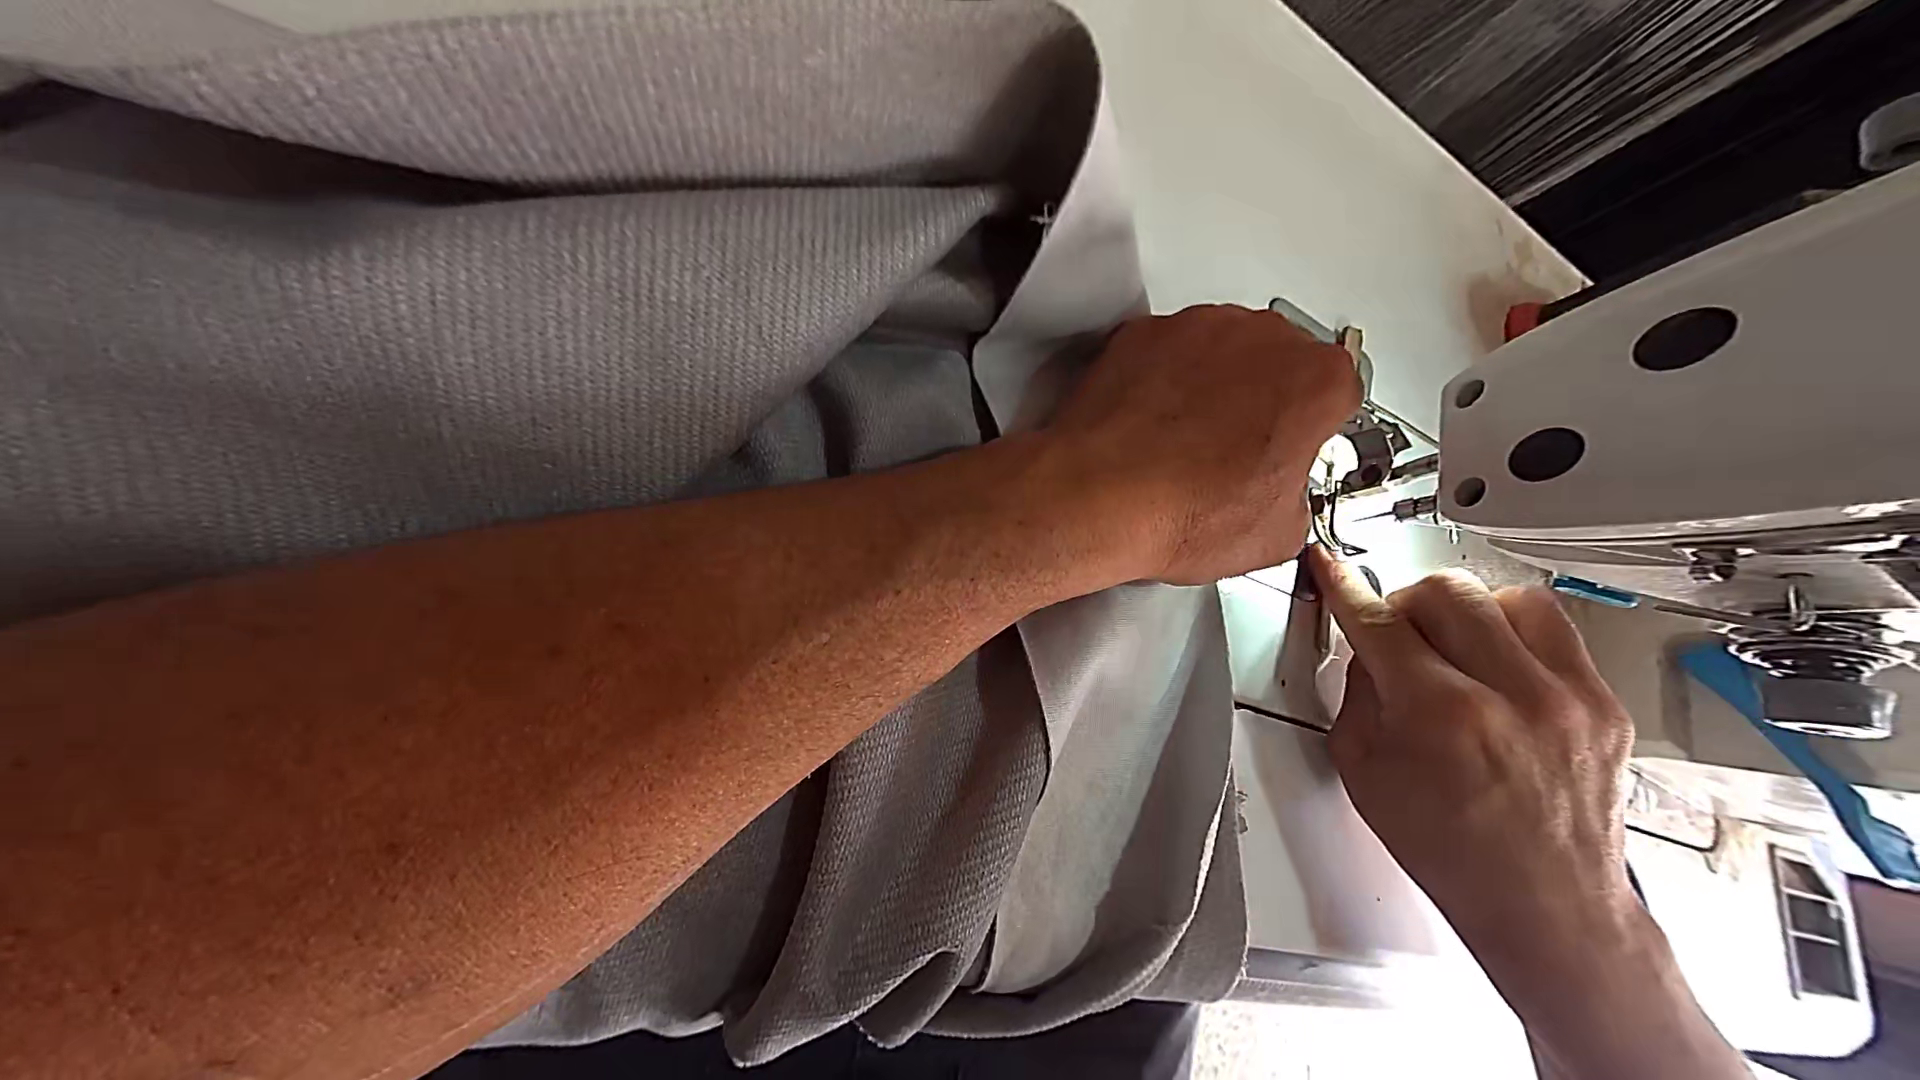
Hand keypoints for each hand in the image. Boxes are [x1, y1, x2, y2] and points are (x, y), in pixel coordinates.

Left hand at [1040, 305, 1360, 585]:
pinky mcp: (1141, 334)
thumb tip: (1283, 499)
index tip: (1295, 444)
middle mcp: (1260, 339)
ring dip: (1211, 384)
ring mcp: (1196, 329)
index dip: (1314, 425)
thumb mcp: (1276, 534)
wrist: (1096, 498)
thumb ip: (1298, 497)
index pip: (1336, 391)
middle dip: (1262, 399)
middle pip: (1278, 362)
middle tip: (1232, 449)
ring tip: (1183, 441)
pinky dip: (1160, 378)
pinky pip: (1164, 352)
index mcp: (1315, 380)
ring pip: (1220, 351)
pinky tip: (1148, 422)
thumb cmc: (1178, 511)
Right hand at [1308, 548, 1636, 953]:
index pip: (1378, 621)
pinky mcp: (1603, 703)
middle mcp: (1511, 697)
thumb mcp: (1362, 766)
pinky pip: (1553, 625)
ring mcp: (1568, 697)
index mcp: (1439, 716)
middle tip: (1393, 626)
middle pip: (1442, 591)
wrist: (1543, 902)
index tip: (1331, 566)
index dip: (1343, 586)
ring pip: (1504, 595)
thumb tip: (1367, 645)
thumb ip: (1357, 692)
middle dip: (1402, 600)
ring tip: (1449, 640)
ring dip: (1461, 608)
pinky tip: (1493, 657)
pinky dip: (1510, 627)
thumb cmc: (1449, 847)